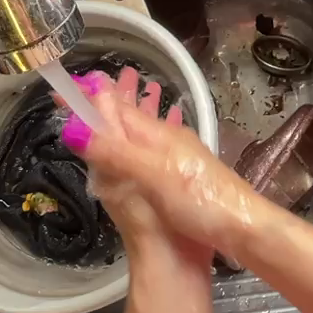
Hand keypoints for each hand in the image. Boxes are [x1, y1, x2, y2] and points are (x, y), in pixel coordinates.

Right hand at [59, 69, 265, 255]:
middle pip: (132, 117)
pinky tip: (159, 132)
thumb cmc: (203, 201)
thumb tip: (73, 128)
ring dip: (131, 115)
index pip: (117, 109)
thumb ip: (117, 153)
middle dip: (111, 101)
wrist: (245, 227)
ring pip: (147, 131)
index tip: (66, 87)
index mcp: (159, 137)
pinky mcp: (187, 177)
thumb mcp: (155, 176)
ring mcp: (180, 158)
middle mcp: (169, 141)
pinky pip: (159, 148)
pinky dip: (149, 137)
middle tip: (90, 85)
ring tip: (121, 95)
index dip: (92, 99)